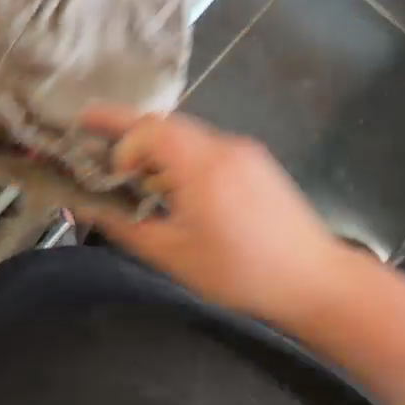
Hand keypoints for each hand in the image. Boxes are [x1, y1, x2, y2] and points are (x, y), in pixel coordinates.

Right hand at [82, 105, 352, 327]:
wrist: (317, 280)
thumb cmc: (241, 272)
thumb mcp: (174, 255)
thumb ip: (126, 226)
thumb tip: (87, 207)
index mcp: (201, 166)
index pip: (149, 129)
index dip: (120, 141)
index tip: (107, 169)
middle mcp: (222, 146)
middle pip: (164, 123)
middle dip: (127, 129)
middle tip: (91, 132)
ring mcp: (243, 151)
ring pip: (185, 134)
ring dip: (154, 145)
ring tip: (132, 171)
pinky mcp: (256, 162)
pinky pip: (205, 146)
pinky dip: (179, 156)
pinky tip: (174, 187)